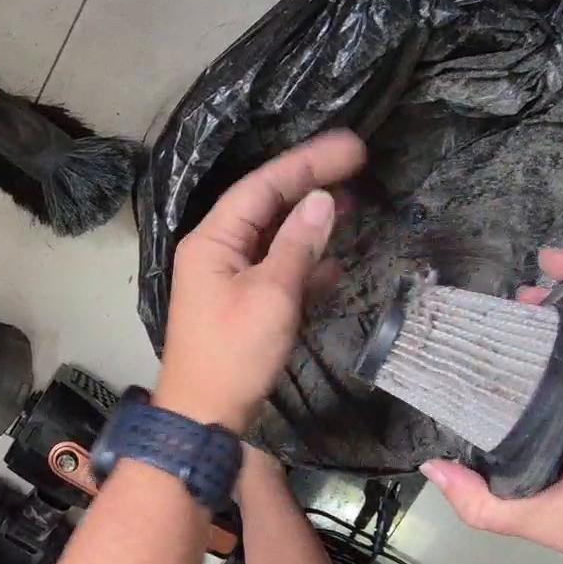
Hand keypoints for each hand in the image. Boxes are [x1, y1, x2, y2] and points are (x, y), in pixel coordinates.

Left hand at [154, 132, 364, 431]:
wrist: (204, 414)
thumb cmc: (234, 353)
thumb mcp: (272, 294)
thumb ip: (297, 244)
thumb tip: (321, 202)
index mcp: (212, 241)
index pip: (262, 186)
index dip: (308, 163)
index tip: (352, 148)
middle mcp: (215, 252)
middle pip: (266, 207)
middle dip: (310, 186)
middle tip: (358, 166)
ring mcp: (226, 279)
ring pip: (272, 239)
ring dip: (310, 224)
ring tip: (353, 206)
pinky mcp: (240, 305)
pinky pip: (274, 272)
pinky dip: (303, 266)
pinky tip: (334, 265)